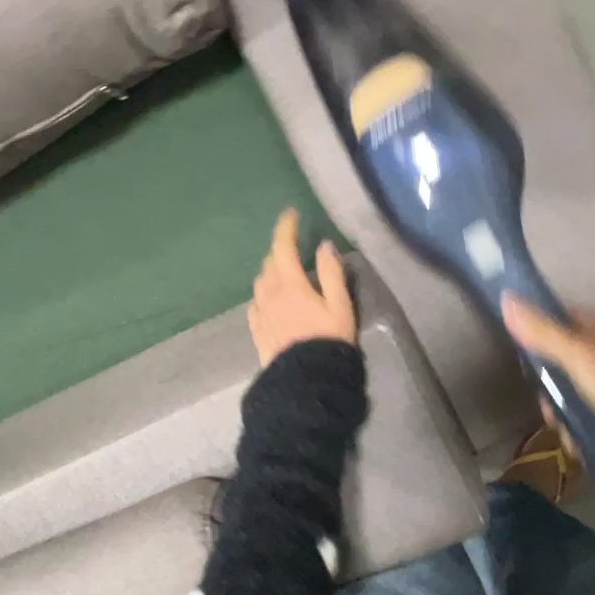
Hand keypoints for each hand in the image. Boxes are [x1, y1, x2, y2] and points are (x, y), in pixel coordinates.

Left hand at [248, 208, 355, 365]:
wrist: (306, 381)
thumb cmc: (329, 340)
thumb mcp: (339, 305)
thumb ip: (331, 273)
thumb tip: (324, 246)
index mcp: (290, 283)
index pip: (283, 247)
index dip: (286, 228)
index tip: (291, 214)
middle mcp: (269, 294)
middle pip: (270, 263)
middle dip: (281, 250)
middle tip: (294, 247)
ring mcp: (260, 313)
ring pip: (260, 282)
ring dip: (271, 272)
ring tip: (284, 273)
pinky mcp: (258, 331)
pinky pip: (256, 305)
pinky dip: (263, 295)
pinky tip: (270, 300)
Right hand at [502, 296, 594, 476]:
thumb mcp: (576, 358)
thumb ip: (541, 331)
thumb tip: (505, 296)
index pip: (556, 320)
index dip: (536, 340)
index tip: (529, 368)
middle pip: (560, 360)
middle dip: (549, 390)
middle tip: (550, 411)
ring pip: (572, 389)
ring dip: (563, 414)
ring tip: (566, 434)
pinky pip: (590, 410)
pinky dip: (580, 426)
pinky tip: (579, 443)